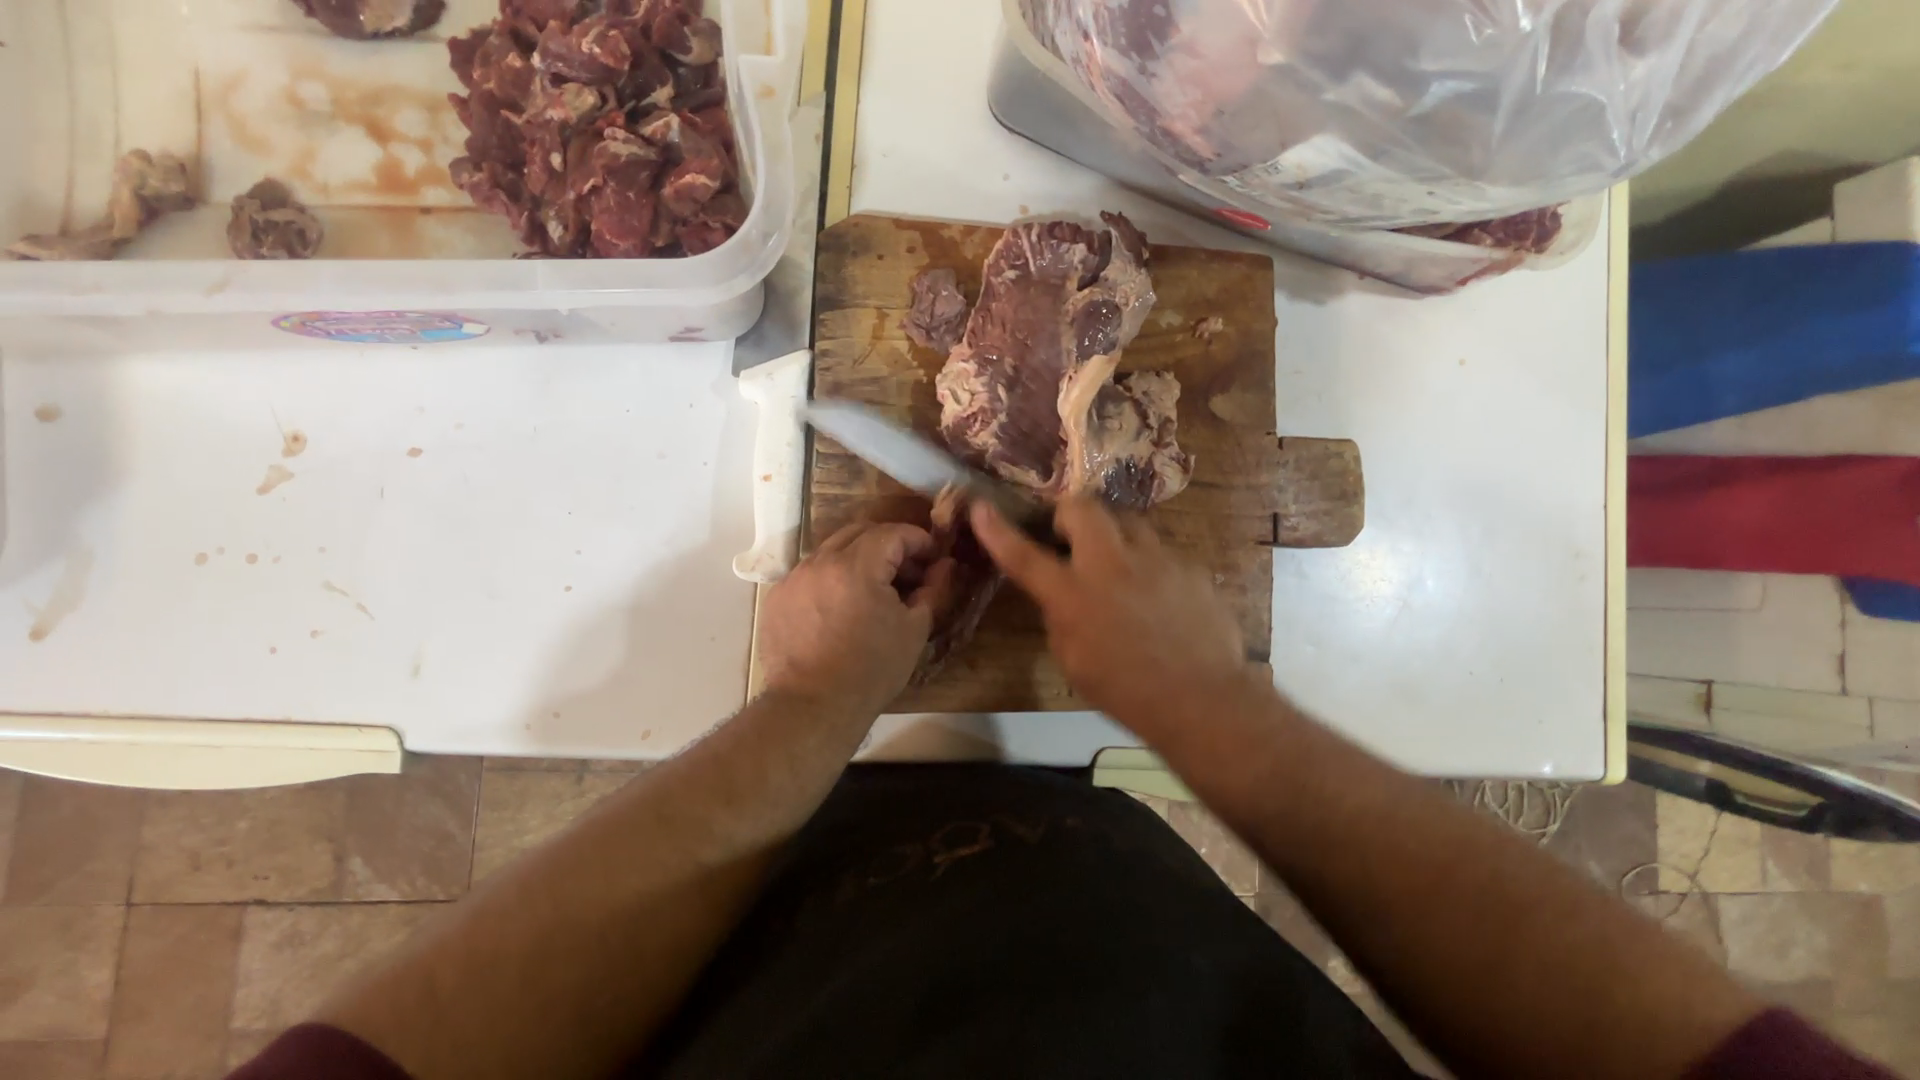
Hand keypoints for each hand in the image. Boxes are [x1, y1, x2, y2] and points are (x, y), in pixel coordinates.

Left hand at [758, 522, 955, 716]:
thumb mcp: (913, 629)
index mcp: (856, 566)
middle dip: (888, 544)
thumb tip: (946, 564)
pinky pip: (810, 573)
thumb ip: (933, 589)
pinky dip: (832, 578)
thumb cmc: (871, 670)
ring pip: (832, 550)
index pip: (892, 533)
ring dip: (858, 559)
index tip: (932, 557)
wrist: (813, 706)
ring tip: (875, 590)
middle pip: (859, 532)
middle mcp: (820, 562)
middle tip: (908, 570)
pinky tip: (842, 607)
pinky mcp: (778, 597)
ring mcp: (794, 578)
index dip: (918, 540)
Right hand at [970, 497, 1258, 732]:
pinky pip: (1162, 553)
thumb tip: (1063, 597)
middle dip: (1068, 513)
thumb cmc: (1126, 692)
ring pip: (1128, 521)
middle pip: (1082, 508)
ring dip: (1113, 535)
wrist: (1201, 700)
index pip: (1024, 555)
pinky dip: (1150, 566)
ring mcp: (1156, 560)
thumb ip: (1061, 618)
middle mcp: (1112, 564)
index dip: (997, 530)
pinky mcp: (1190, 567)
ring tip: (1118, 564)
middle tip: (1068, 536)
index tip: (981, 508)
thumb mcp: (1073, 661)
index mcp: (1073, 595)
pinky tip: (1159, 598)